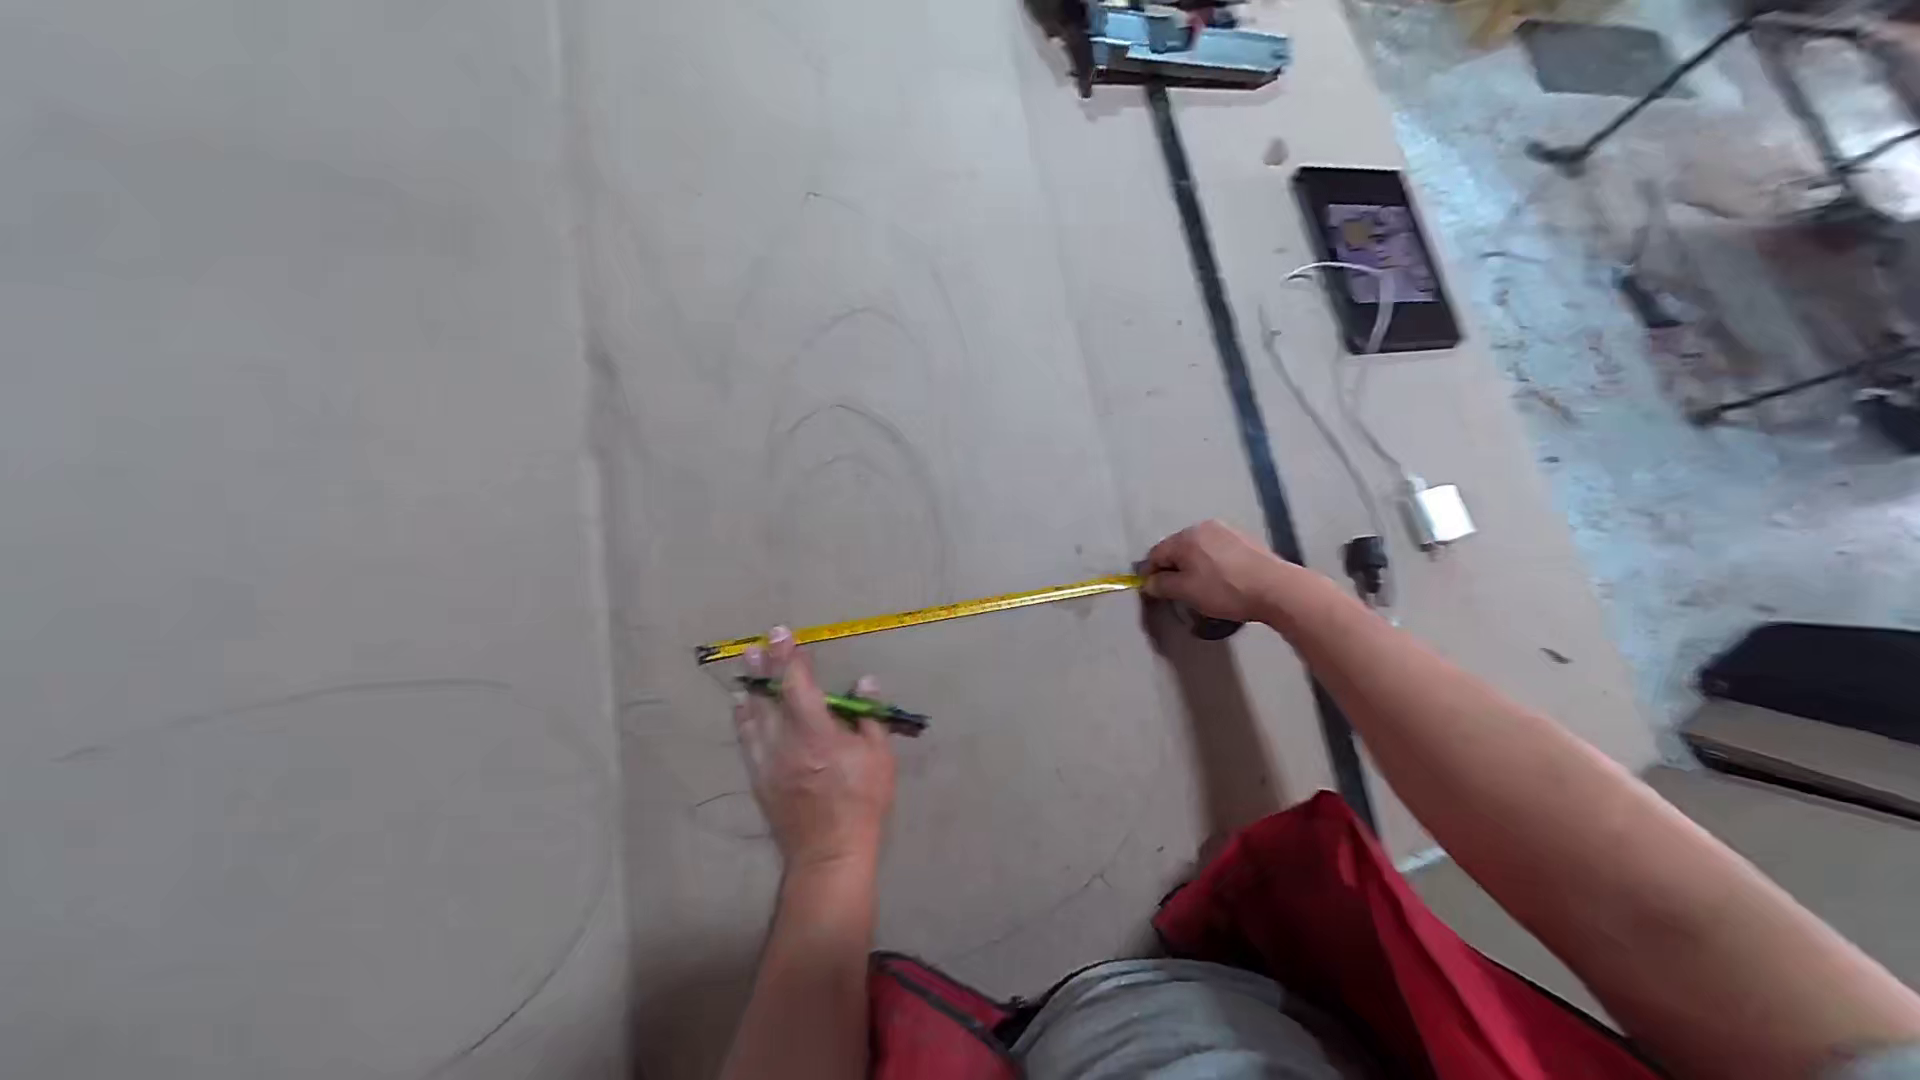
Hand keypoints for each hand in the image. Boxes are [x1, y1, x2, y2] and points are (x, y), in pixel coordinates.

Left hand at [734, 627, 896, 873]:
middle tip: (760, 643)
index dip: (791, 658)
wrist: (828, 854)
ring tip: (746, 664)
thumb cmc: (861, 803)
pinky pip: (745, 740)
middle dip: (765, 666)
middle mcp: (785, 742)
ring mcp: (767, 761)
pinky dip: (743, 718)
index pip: (798, 685)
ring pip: (753, 715)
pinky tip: (740, 705)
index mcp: (817, 734)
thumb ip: (869, 717)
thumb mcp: (879, 758)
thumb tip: (865, 682)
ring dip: (750, 686)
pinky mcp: (758, 778)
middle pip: (770, 696)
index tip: (785, 636)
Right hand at [1142, 519, 1290, 622]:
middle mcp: (1203, 526)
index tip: (1154, 591)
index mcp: (1185, 537)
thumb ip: (1162, 585)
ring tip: (1202, 585)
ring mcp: (1227, 530)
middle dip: (1174, 567)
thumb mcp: (1186, 592)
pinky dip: (1213, 562)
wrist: (1276, 588)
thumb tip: (1149, 582)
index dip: (1151, 573)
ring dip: (1194, 564)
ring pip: (1199, 548)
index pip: (1156, 554)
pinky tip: (1223, 578)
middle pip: (1177, 548)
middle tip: (1179, 590)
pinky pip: (1218, 549)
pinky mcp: (1245, 538)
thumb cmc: (1225, 590)